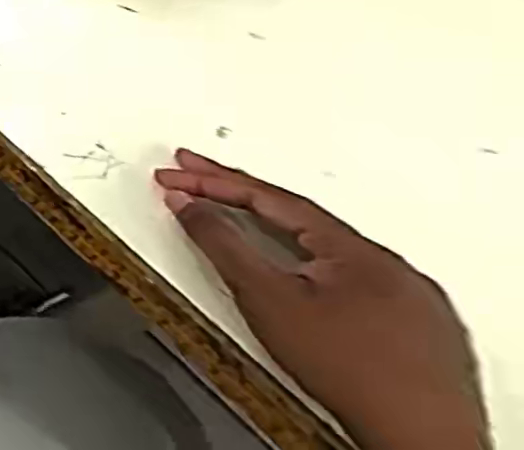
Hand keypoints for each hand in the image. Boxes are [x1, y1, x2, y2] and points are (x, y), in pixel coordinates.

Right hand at [155, 149, 486, 449]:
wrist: (418, 446)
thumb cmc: (352, 375)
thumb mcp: (263, 295)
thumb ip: (218, 240)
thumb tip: (188, 202)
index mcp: (365, 255)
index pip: (274, 200)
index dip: (215, 181)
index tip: (176, 173)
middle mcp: (396, 272)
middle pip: (299, 218)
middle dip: (236, 195)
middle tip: (191, 174)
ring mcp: (412, 304)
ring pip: (321, 246)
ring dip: (267, 226)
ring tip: (225, 210)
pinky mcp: (414, 331)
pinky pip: (344, 275)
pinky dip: (300, 258)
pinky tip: (281, 263)